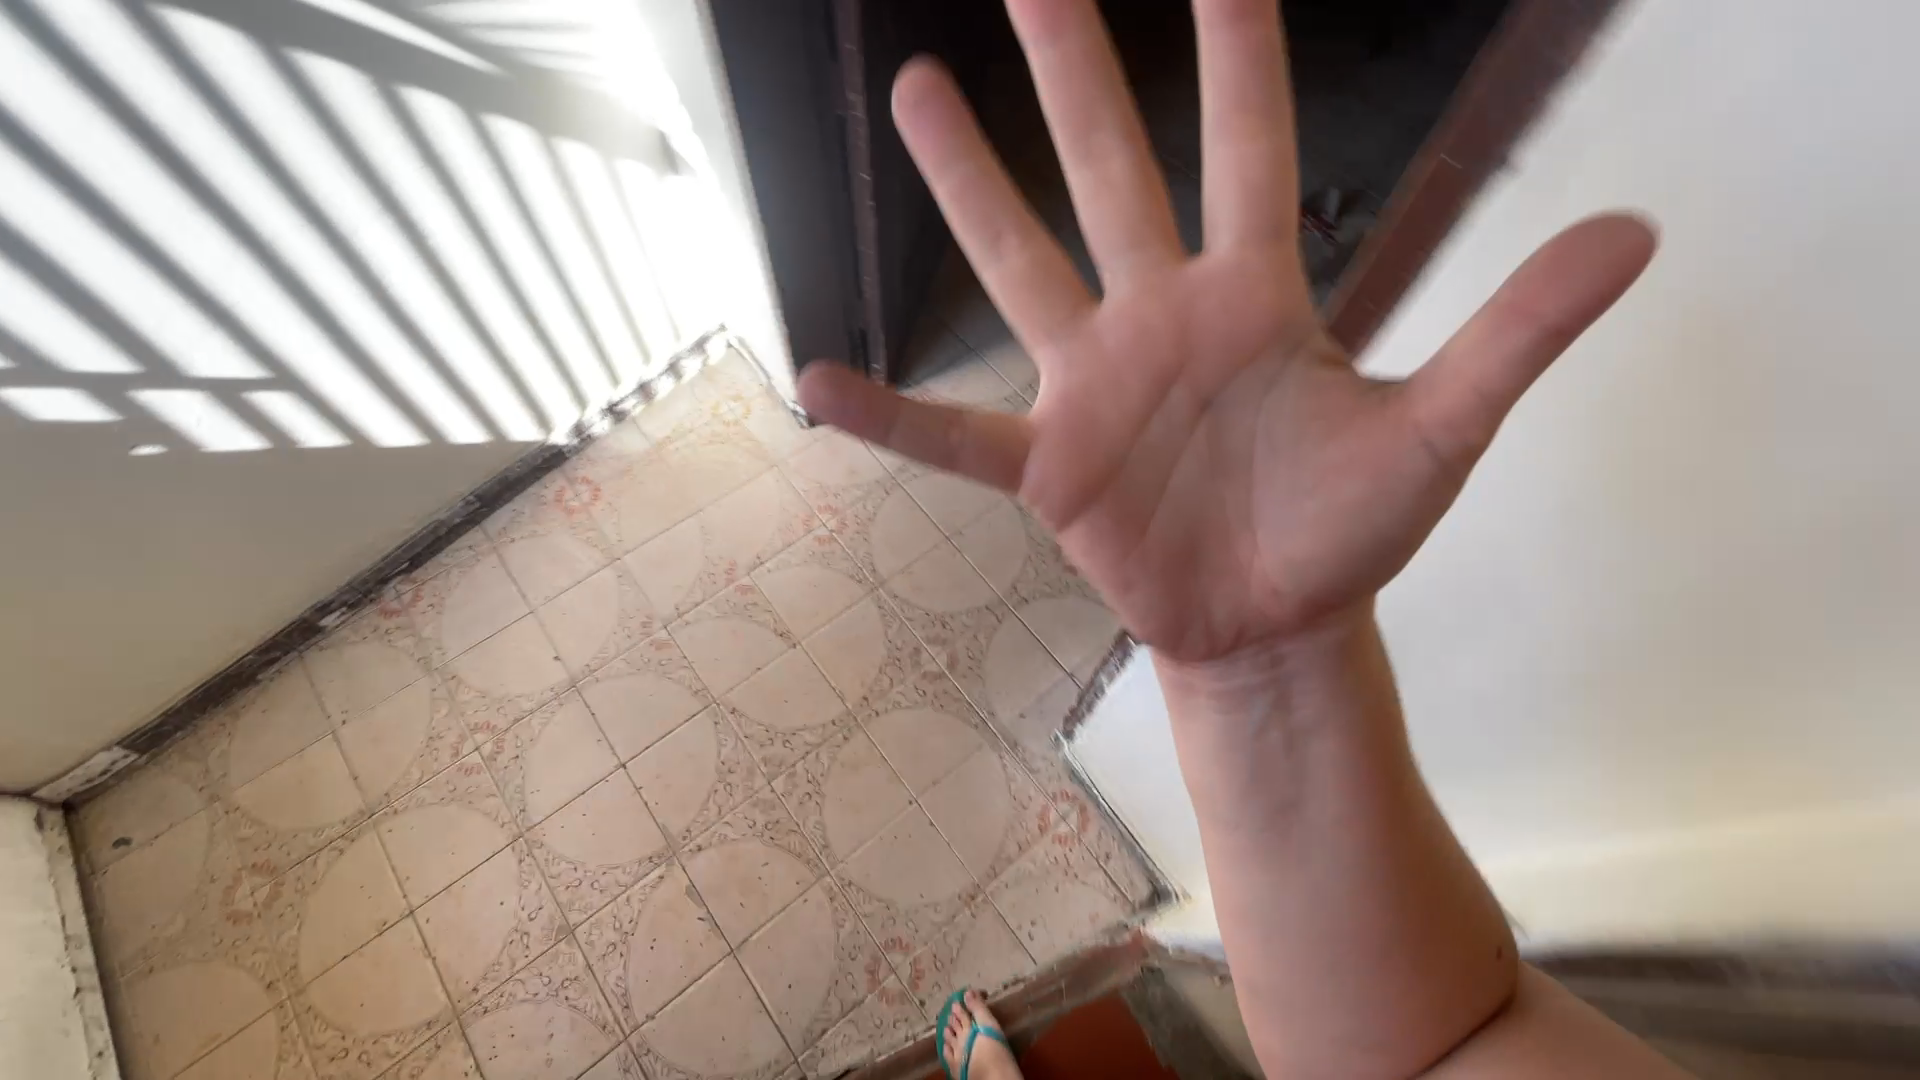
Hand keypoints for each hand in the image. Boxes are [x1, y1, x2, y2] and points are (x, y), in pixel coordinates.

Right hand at [798, 0, 1655, 663]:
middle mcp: (1158, 324)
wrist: (1271, 621)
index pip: (1243, 148)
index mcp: (1252, 301)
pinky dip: (892, 414)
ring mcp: (1090, 392)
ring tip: (916, 91)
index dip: (1232, 52)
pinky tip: (819, 379)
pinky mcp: (1047, 470)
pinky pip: (953, 435)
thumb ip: (1512, 334)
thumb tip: (1640, 231)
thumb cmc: (1346, 531)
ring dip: (969, 187)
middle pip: (1108, 174)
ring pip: (1020, 268)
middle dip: (1074, 73)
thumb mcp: (1439, 433)